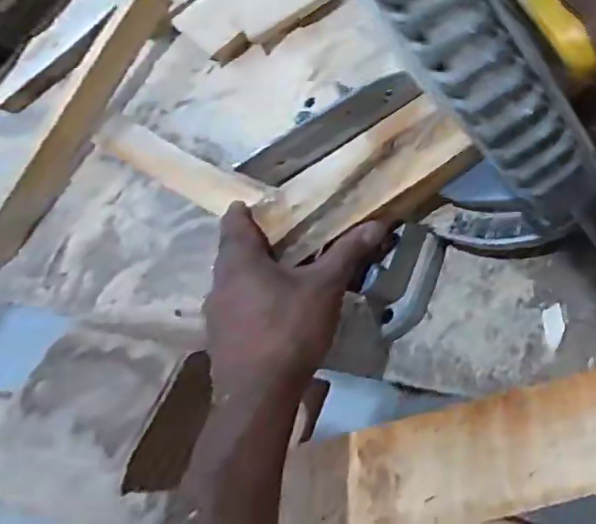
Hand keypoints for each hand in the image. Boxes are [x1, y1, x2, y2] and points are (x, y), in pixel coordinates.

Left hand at [203, 202, 389, 395]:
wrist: (258, 396)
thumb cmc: (288, 328)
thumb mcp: (327, 284)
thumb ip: (348, 251)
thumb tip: (376, 223)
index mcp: (239, 266)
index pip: (234, 228)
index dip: (244, 212)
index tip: (257, 200)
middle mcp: (221, 287)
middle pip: (235, 254)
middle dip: (260, 240)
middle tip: (291, 227)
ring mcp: (219, 315)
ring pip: (239, 279)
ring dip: (262, 267)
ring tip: (294, 260)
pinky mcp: (226, 337)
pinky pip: (242, 301)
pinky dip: (261, 290)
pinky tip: (286, 296)